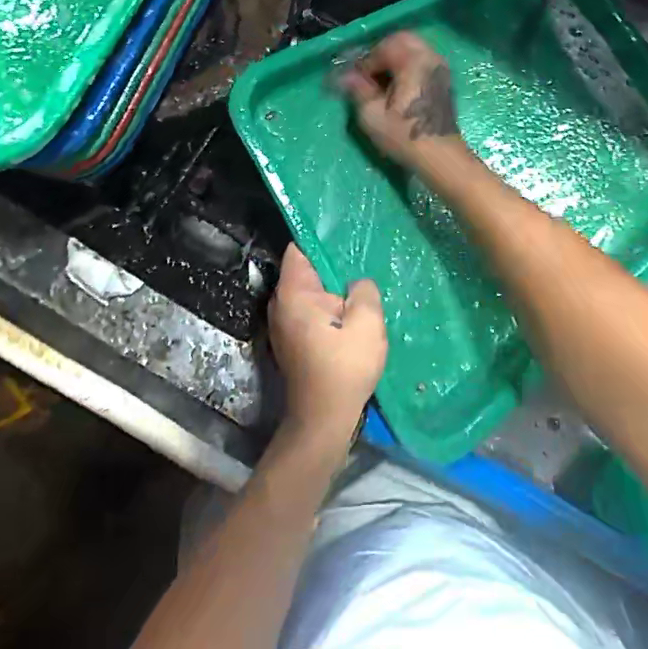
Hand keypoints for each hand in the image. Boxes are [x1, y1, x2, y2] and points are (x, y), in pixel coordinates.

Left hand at [268, 244, 386, 443]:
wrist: (323, 419)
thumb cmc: (344, 368)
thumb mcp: (367, 323)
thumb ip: (364, 291)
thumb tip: (356, 284)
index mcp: (294, 294)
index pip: (299, 249)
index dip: (319, 236)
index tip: (342, 229)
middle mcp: (280, 305)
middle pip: (304, 271)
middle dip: (329, 264)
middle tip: (359, 257)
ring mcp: (283, 325)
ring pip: (308, 293)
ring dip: (330, 289)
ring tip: (357, 283)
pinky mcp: (291, 341)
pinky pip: (309, 311)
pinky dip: (326, 308)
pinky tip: (349, 312)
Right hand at [338, 32, 469, 170]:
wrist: (441, 157)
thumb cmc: (405, 136)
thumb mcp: (372, 115)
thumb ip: (358, 89)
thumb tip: (343, 75)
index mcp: (413, 62)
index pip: (383, 47)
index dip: (366, 63)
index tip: (356, 82)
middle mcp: (430, 58)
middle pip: (402, 40)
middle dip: (381, 54)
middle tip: (369, 76)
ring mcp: (441, 69)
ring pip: (414, 49)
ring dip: (395, 60)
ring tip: (382, 83)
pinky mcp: (444, 81)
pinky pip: (423, 61)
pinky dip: (408, 67)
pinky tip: (399, 89)